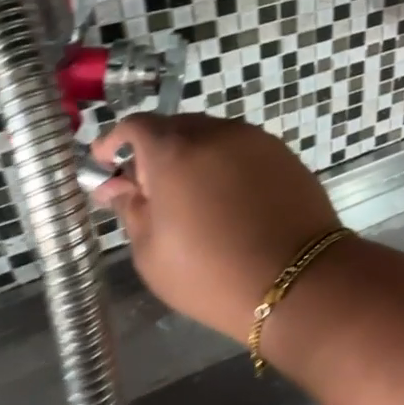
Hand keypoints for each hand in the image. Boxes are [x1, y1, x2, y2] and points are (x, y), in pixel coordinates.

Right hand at [89, 113, 340, 340]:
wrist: (297, 279)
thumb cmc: (211, 272)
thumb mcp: (152, 251)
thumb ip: (131, 208)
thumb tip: (117, 185)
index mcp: (175, 149)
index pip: (136, 125)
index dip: (115, 142)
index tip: (106, 165)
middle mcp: (217, 132)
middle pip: (177, 127)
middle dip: (155, 151)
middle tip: (147, 190)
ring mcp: (256, 139)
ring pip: (213, 137)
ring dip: (194, 157)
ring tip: (189, 198)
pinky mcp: (284, 154)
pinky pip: (243, 150)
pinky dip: (226, 164)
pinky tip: (228, 199)